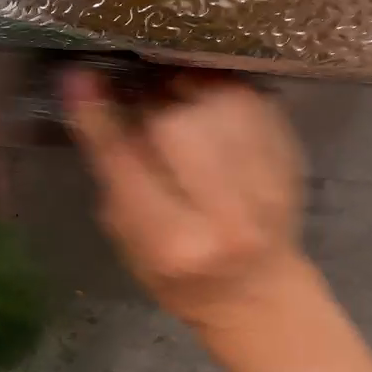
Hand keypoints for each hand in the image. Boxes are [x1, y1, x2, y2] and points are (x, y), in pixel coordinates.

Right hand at [63, 67, 306, 330]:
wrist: (255, 292)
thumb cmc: (175, 275)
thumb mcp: (128, 238)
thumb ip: (114, 175)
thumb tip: (92, 102)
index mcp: (171, 242)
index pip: (126, 164)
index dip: (99, 117)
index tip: (80, 79)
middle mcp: (225, 214)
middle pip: (179, 124)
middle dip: (149, 101)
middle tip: (137, 97)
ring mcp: (267, 185)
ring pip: (220, 104)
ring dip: (187, 90)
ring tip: (170, 95)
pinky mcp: (292, 161)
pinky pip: (254, 102)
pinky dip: (223, 92)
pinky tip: (205, 100)